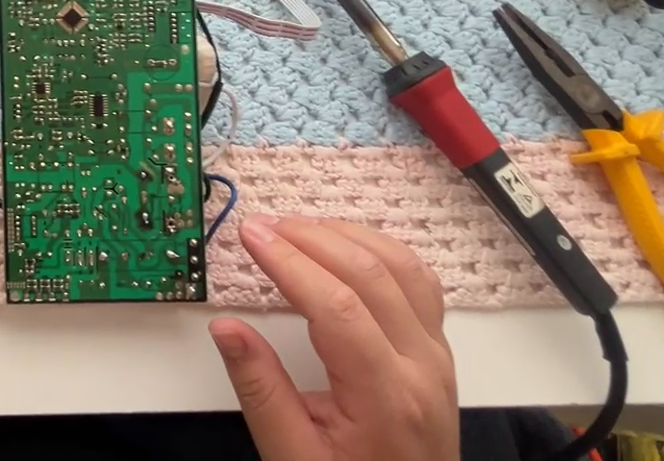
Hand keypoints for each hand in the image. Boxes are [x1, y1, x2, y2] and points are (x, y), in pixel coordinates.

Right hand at [209, 216, 457, 460]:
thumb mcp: (291, 456)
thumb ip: (259, 389)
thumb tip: (225, 327)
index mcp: (387, 400)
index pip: (338, 307)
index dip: (290, 261)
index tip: (250, 234)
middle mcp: (423, 369)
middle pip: (373, 276)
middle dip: (310, 238)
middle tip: (261, 225)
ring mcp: (438, 356)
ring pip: (403, 268)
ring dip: (345, 235)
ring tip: (294, 228)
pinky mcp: (438, 349)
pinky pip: (418, 280)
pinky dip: (378, 248)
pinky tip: (342, 244)